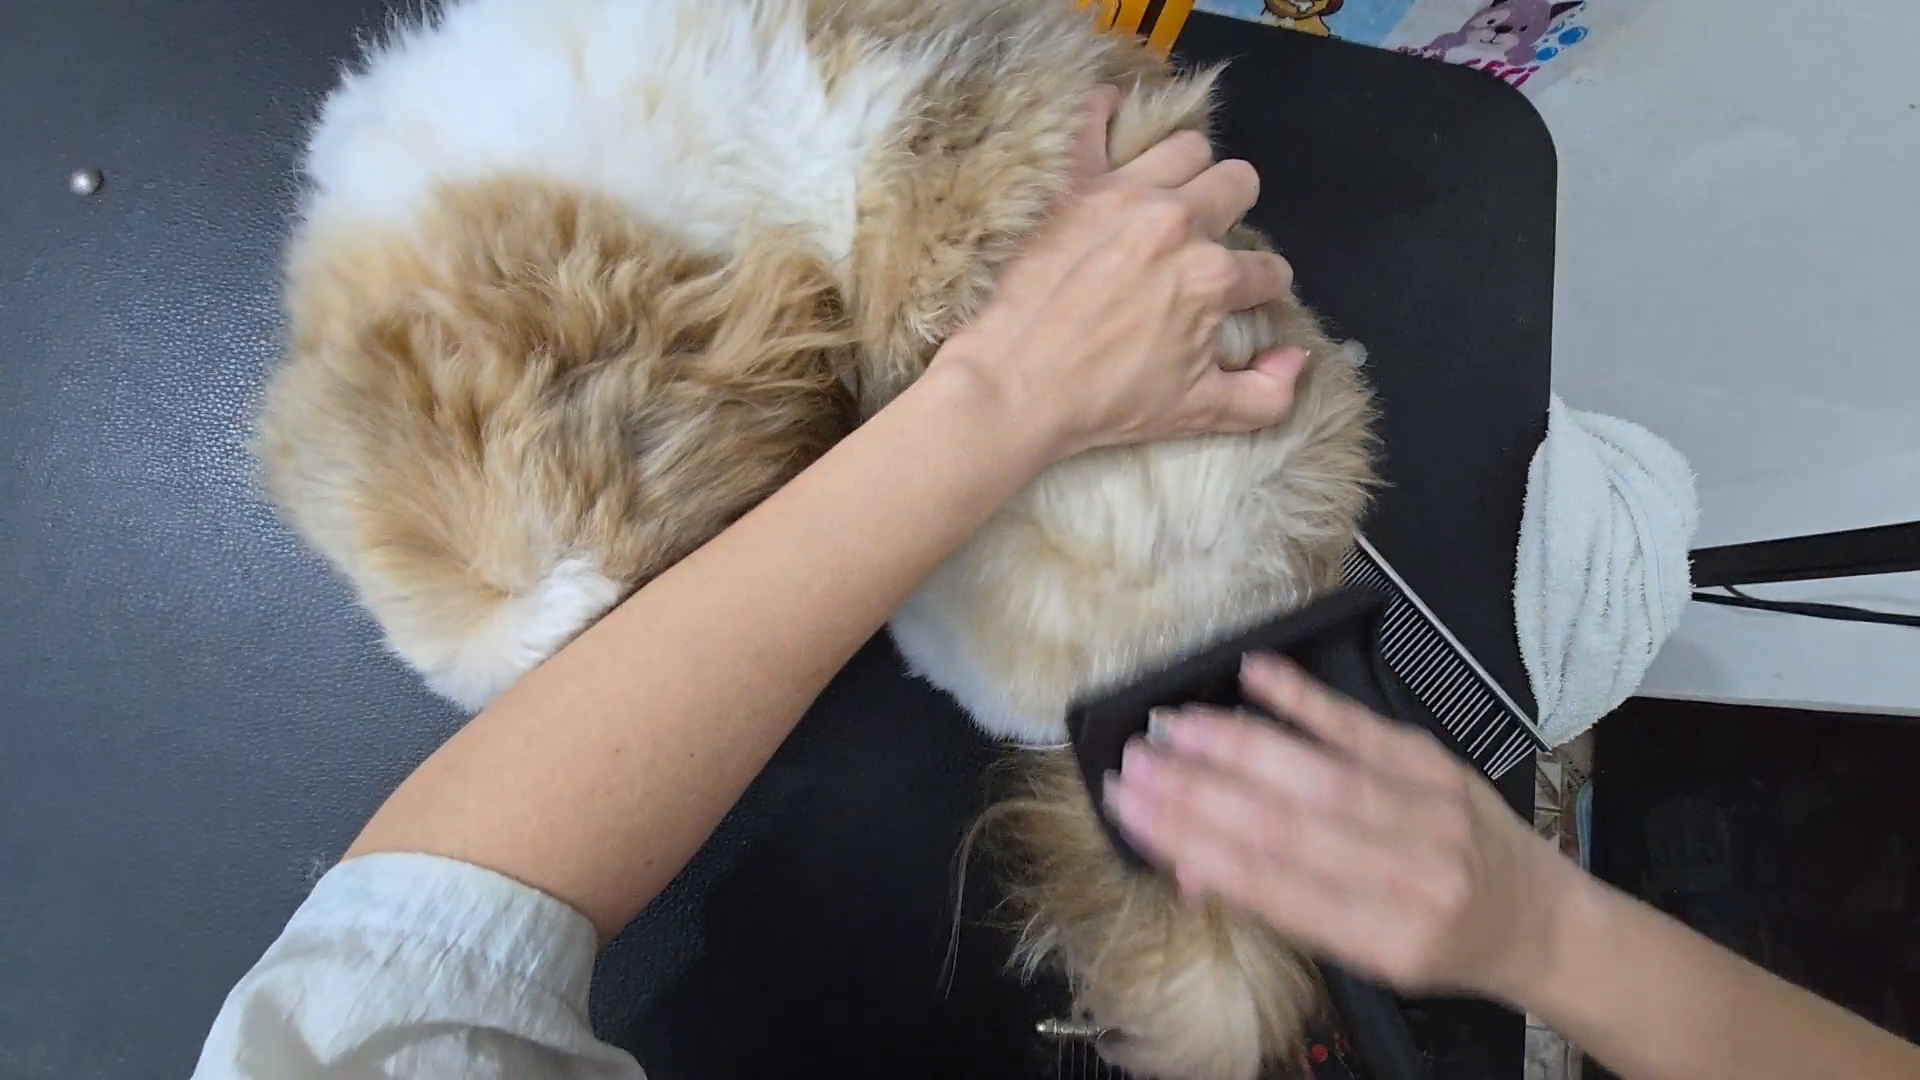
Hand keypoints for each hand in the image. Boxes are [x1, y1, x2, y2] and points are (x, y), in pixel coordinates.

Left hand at [934, 85, 1306, 461]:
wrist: (1013, 389)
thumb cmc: (1102, 405)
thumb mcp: (1196, 416)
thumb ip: (1265, 396)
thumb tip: (1296, 360)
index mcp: (1213, 278)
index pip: (1266, 272)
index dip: (1259, 292)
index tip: (1237, 303)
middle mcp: (1179, 222)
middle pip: (1237, 185)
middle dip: (1232, 215)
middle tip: (1202, 248)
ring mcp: (1124, 197)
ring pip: (1186, 149)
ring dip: (1188, 174)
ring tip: (1166, 205)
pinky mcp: (1073, 188)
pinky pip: (1094, 123)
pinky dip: (1104, 119)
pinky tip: (1109, 128)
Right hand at [1103, 654, 1581, 1002]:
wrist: (1547, 922)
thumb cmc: (1437, 942)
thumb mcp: (1361, 952)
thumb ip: (1273, 902)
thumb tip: (1184, 864)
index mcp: (1382, 938)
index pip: (1264, 884)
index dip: (1188, 843)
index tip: (1130, 809)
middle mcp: (1409, 876)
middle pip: (1281, 826)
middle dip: (1194, 792)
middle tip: (1134, 763)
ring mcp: (1428, 811)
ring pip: (1315, 773)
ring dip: (1233, 743)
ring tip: (1171, 725)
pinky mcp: (1435, 762)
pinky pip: (1361, 725)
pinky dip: (1302, 696)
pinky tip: (1252, 672)